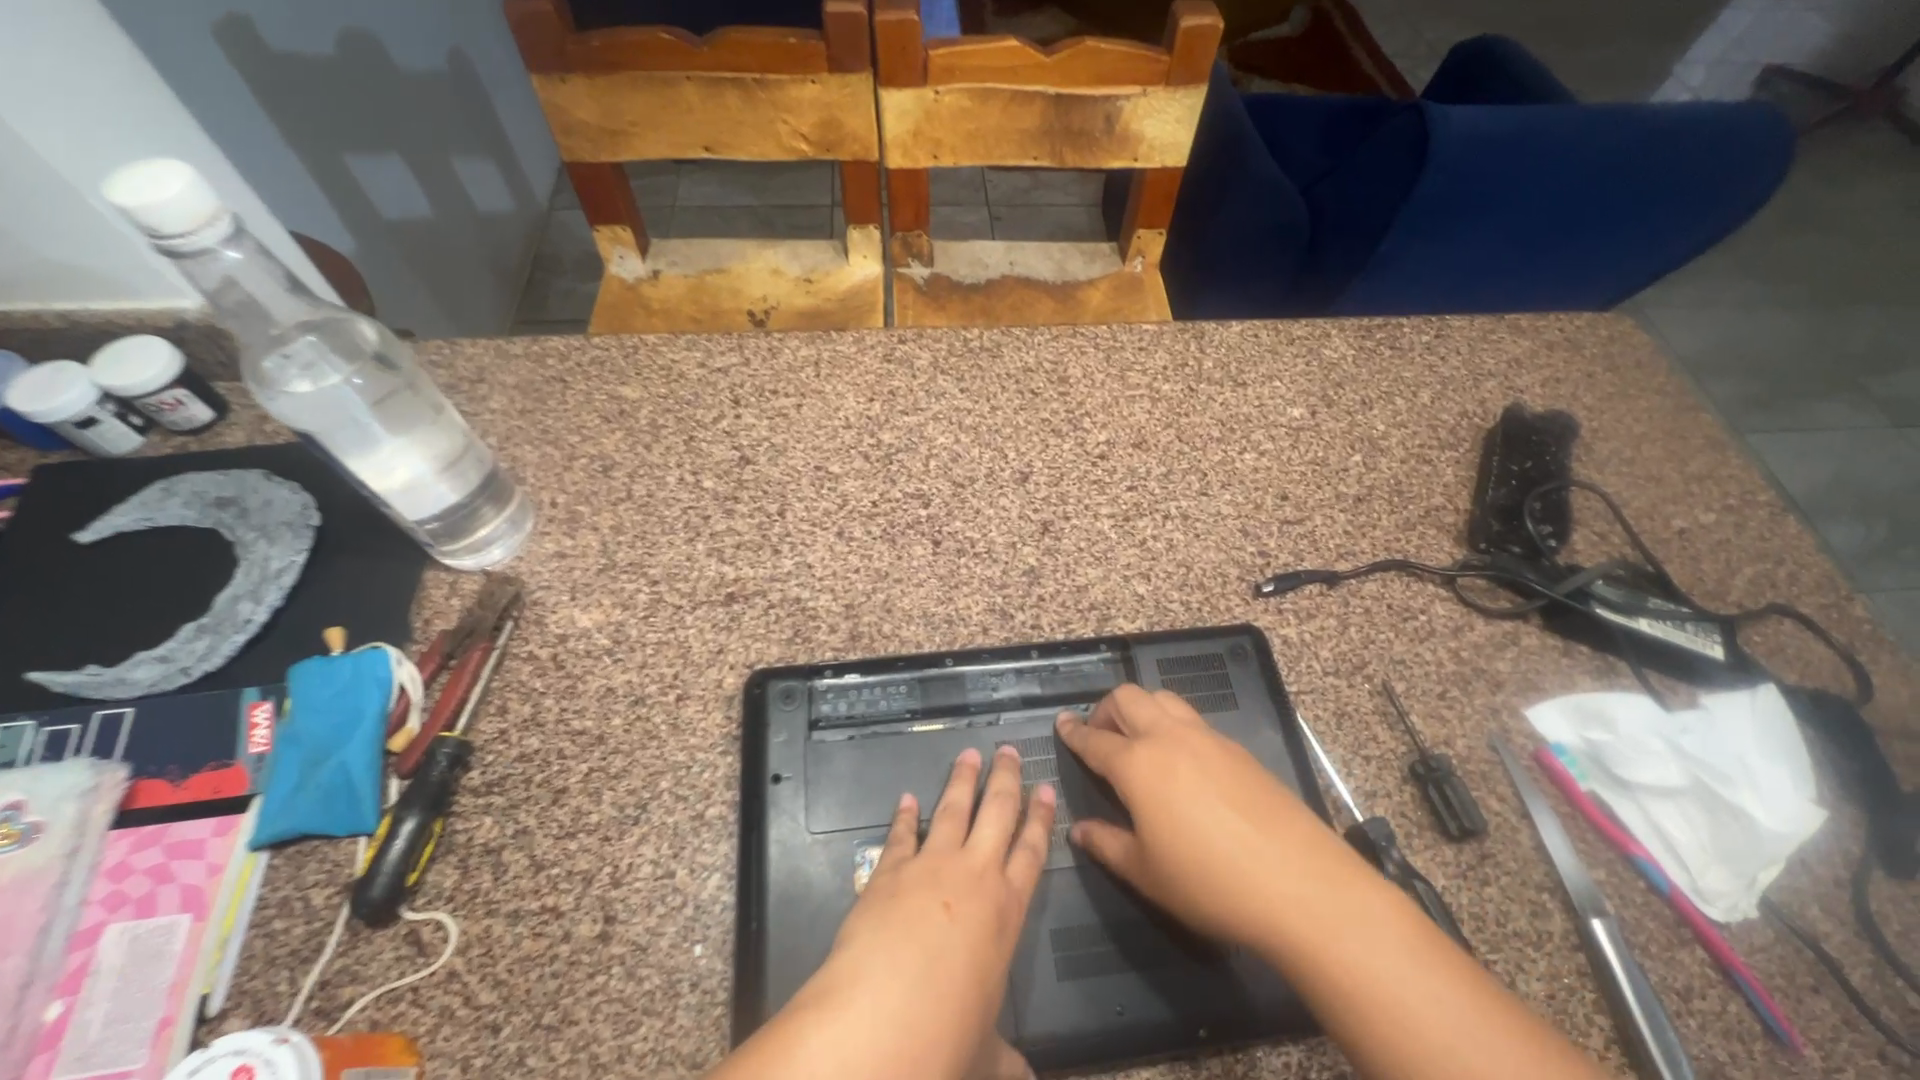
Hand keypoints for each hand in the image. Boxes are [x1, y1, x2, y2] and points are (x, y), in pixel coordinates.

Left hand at [799, 745, 1055, 1079]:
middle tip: (1007, 750)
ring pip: (953, 810)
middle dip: (1005, 779)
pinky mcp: (888, 873)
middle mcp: (974, 877)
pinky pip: (901, 835)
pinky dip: (904, 815)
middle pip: (997, 814)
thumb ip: (1008, 1061)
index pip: (1033, 851)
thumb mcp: (988, 1054)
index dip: (1041, 818)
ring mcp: (930, 868)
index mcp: (1008, 911)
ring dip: (962, 781)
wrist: (884, 1018)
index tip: (1046, 787)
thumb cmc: (948, 1033)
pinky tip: (906, 799)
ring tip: (968, 753)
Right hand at [1055, 685, 1336, 948]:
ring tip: (1139, 741)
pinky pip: (1195, 722)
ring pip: (1165, 699)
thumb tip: (1080, 830)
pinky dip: (1175, 727)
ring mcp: (1210, 740)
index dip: (1074, 733)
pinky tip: (1182, 764)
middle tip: (1100, 736)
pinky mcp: (1241, 752)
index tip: (1061, 725)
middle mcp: (1170, 739)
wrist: (1301, 884)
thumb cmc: (1210, 883)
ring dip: (1143, 709)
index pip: (1095, 740)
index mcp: (1138, 765)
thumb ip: (1107, 845)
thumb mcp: (1146, 873)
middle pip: (1129, 698)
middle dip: (1106, 710)